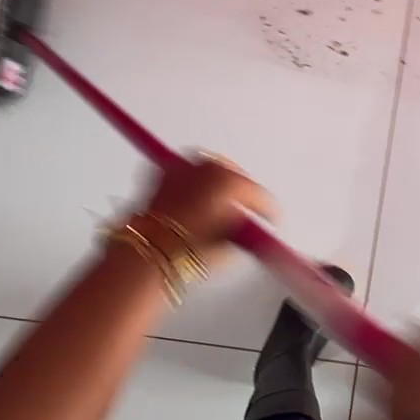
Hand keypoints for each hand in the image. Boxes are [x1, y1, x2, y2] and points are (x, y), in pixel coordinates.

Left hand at [139, 155, 274, 270]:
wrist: (146, 252)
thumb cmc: (183, 248)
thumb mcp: (228, 247)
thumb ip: (245, 234)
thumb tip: (251, 232)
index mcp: (228, 181)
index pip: (258, 195)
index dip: (268, 211)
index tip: (272, 219)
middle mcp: (206, 168)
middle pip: (235, 175)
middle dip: (242, 192)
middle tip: (246, 211)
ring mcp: (182, 167)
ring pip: (210, 168)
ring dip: (218, 182)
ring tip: (220, 203)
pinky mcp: (161, 173)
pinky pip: (185, 171)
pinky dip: (193, 182)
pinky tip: (195, 196)